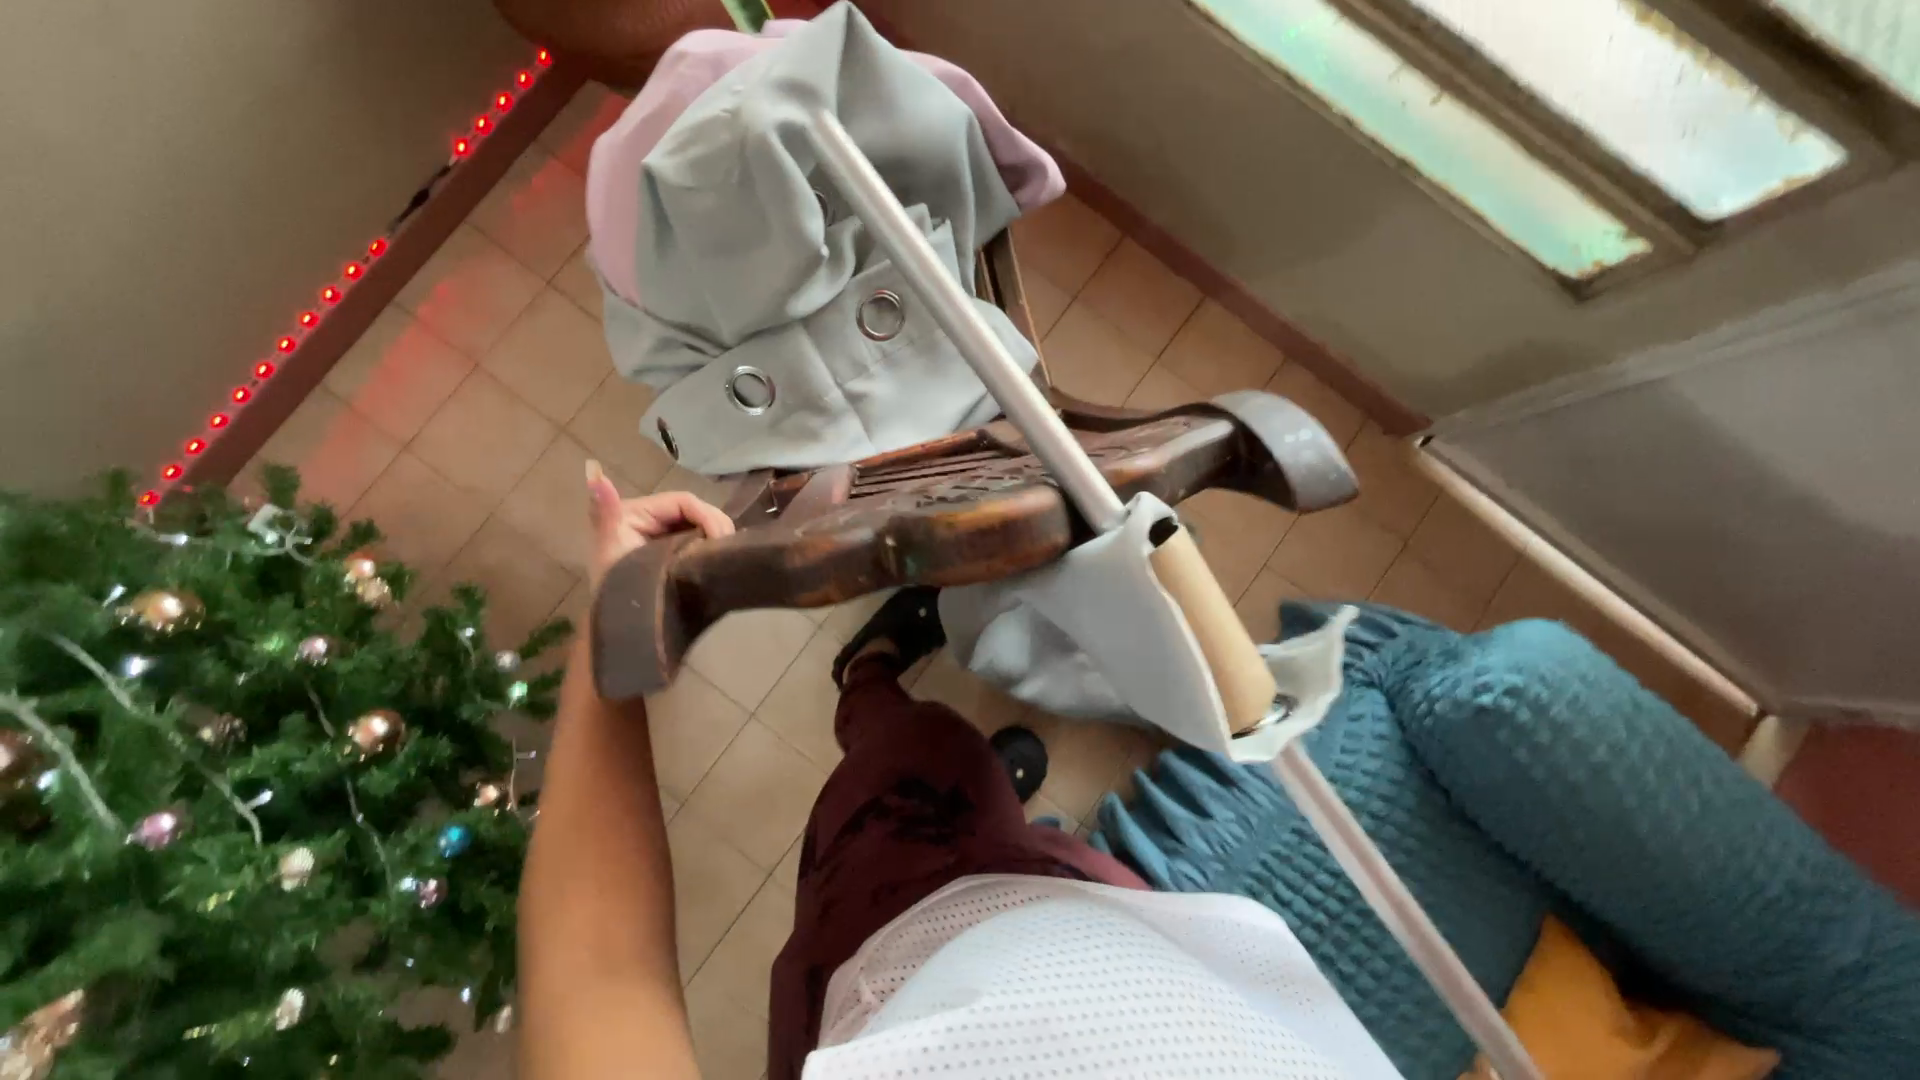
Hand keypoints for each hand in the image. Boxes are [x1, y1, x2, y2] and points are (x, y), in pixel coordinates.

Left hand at [585, 460, 733, 587]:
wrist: (619, 629)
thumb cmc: (614, 591)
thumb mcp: (609, 553)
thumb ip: (605, 514)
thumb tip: (595, 475)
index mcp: (635, 512)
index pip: (683, 502)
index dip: (707, 515)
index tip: (722, 540)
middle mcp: (652, 519)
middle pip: (696, 511)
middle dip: (716, 526)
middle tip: (728, 551)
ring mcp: (667, 537)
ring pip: (703, 526)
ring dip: (718, 538)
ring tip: (727, 557)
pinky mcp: (676, 553)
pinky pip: (702, 542)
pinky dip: (714, 549)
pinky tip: (722, 561)